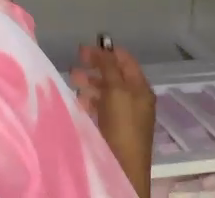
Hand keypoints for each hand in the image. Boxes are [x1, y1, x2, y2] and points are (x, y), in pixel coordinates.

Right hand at [73, 44, 156, 197]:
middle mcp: (135, 99)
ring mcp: (124, 116)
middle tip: (74, 66)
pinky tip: (78, 103)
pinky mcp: (114, 130)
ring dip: (89, 84)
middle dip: (94, 68)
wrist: (123, 168)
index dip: (106, 52)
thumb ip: (109, 66)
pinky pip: (101, 109)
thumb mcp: (117, 89)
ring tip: (73, 82)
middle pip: (113, 76)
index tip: (84, 49)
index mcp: (141, 88)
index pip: (125, 61)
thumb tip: (103, 46)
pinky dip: (89, 102)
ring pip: (105, 92)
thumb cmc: (123, 124)